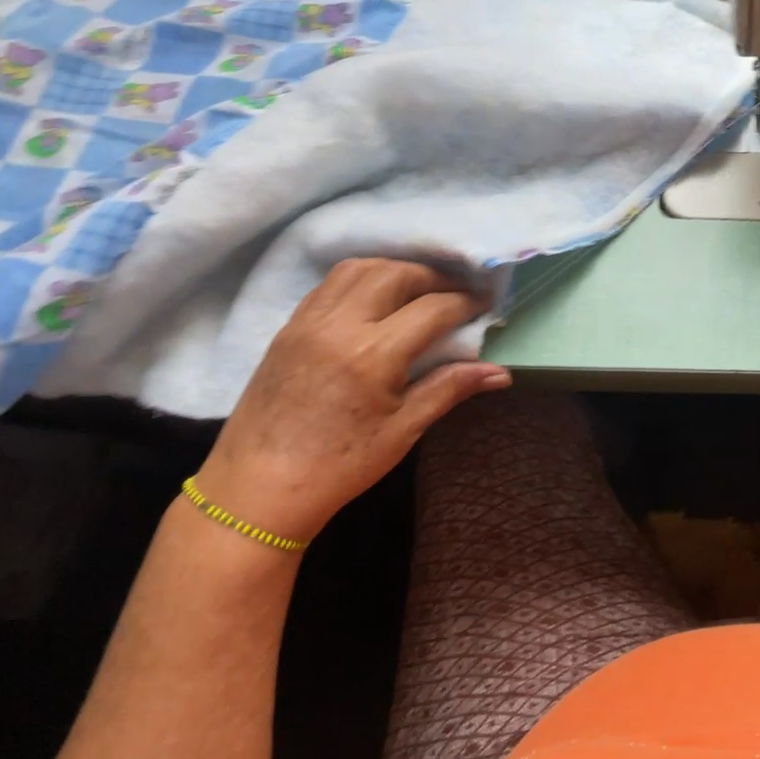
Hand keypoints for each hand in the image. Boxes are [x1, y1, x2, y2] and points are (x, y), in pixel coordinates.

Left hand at [194, 258, 510, 541]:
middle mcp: (339, 325)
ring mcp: (308, 322)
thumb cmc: (339, 465)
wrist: (257, 489)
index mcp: (372, 354)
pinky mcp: (288, 328)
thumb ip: (450, 388)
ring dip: (395, 270)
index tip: (486, 306)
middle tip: (456, 293)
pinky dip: (361, 280)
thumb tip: (501, 373)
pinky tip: (376, 300)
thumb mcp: (403, 430)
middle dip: (433, 277)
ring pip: (359, 269)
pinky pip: (330, 285)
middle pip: (396, 274)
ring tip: (418, 289)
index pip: (433, 308)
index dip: (466, 302)